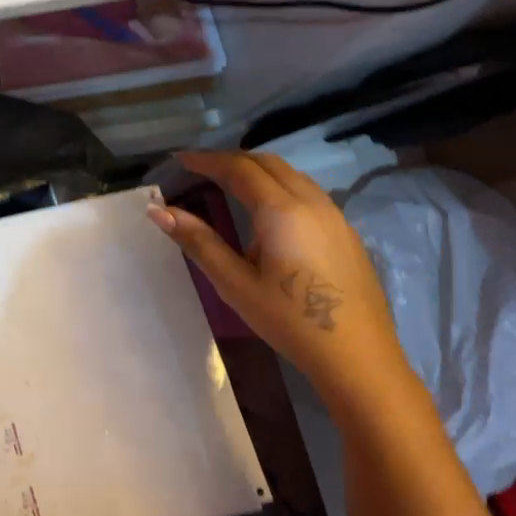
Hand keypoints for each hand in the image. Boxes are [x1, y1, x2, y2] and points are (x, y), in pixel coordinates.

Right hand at [148, 151, 411, 405]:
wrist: (358, 356)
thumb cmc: (289, 320)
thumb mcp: (234, 283)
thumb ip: (197, 241)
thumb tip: (157, 210)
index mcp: (281, 211)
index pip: (239, 169)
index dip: (206, 160)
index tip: (179, 160)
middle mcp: (312, 203)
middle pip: (268, 163)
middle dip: (231, 160)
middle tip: (200, 169)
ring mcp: (335, 217)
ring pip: (292, 175)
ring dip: (257, 170)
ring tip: (228, 183)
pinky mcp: (345, 233)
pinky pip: (307, 191)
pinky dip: (278, 185)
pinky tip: (266, 210)